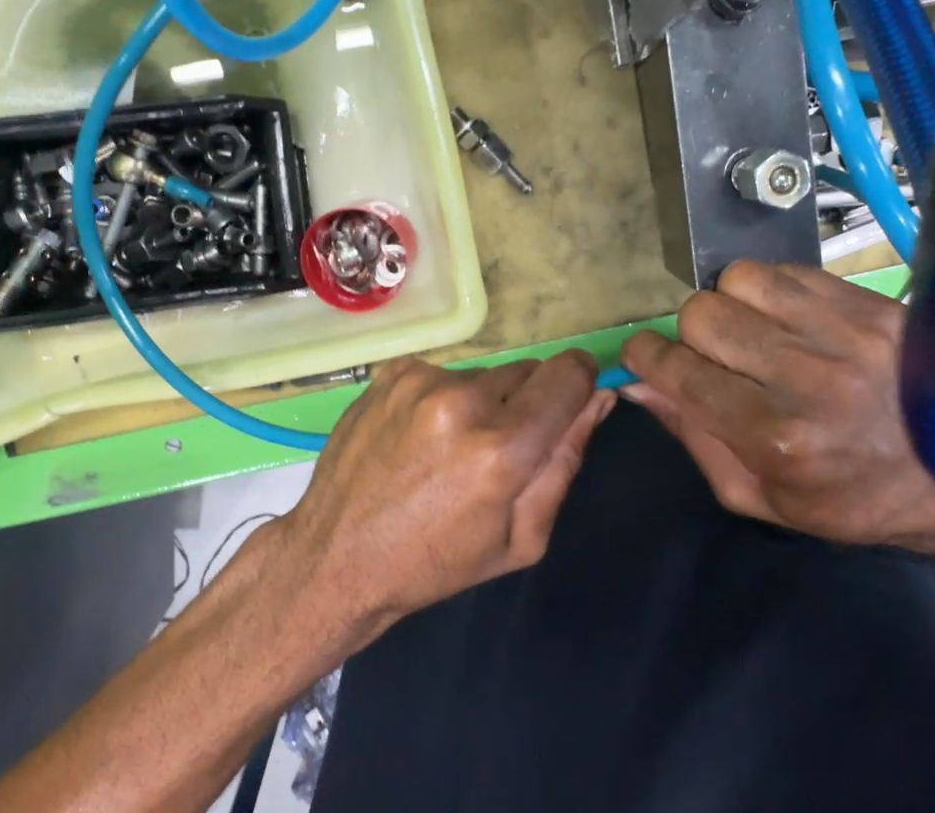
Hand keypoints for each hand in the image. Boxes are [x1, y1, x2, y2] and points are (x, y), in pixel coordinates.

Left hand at [276, 352, 615, 626]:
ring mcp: (421, 382)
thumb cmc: (436, 562)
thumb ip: (566, 463)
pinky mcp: (392, 374)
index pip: (569, 374)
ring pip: (486, 374)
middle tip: (496, 451)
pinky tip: (420, 437)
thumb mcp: (522, 538)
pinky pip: (446, 373)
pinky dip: (445, 398)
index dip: (579, 385)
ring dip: (484, 402)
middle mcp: (462, 401)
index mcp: (501, 449)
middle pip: (529, 372)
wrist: (336, 558)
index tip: (570, 405)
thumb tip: (598, 400)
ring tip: (449, 449)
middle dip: (527, 404)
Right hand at [620, 261, 934, 551]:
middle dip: (692, 335)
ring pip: (740, 279)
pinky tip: (791, 321)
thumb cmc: (857, 501)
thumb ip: (694, 439)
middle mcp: (807, 378)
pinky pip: (789, 269)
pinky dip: (774, 290)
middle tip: (714, 357)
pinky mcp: (870, 304)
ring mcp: (844, 333)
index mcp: (777, 440)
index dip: (645, 358)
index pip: (680, 372)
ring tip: (755, 333)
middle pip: (702, 314)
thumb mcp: (765, 499)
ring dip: (733, 305)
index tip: (641, 355)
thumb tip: (640, 384)